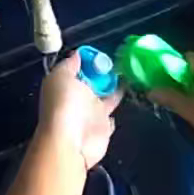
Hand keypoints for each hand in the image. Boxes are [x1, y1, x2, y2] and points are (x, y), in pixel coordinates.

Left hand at [36, 53, 120, 171]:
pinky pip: (111, 115)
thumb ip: (70, 64)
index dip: (90, 60)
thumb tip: (77, 54)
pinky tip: (128, 97)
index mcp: (65, 84)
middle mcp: (78, 97)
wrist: (73, 141)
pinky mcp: (104, 127)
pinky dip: (117, 110)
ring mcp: (91, 113)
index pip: (78, 68)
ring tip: (131, 74)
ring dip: (114, 88)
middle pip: (93, 81)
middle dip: (105, 73)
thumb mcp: (62, 76)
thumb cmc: (66, 104)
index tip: (105, 53)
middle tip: (124, 61)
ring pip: (105, 96)